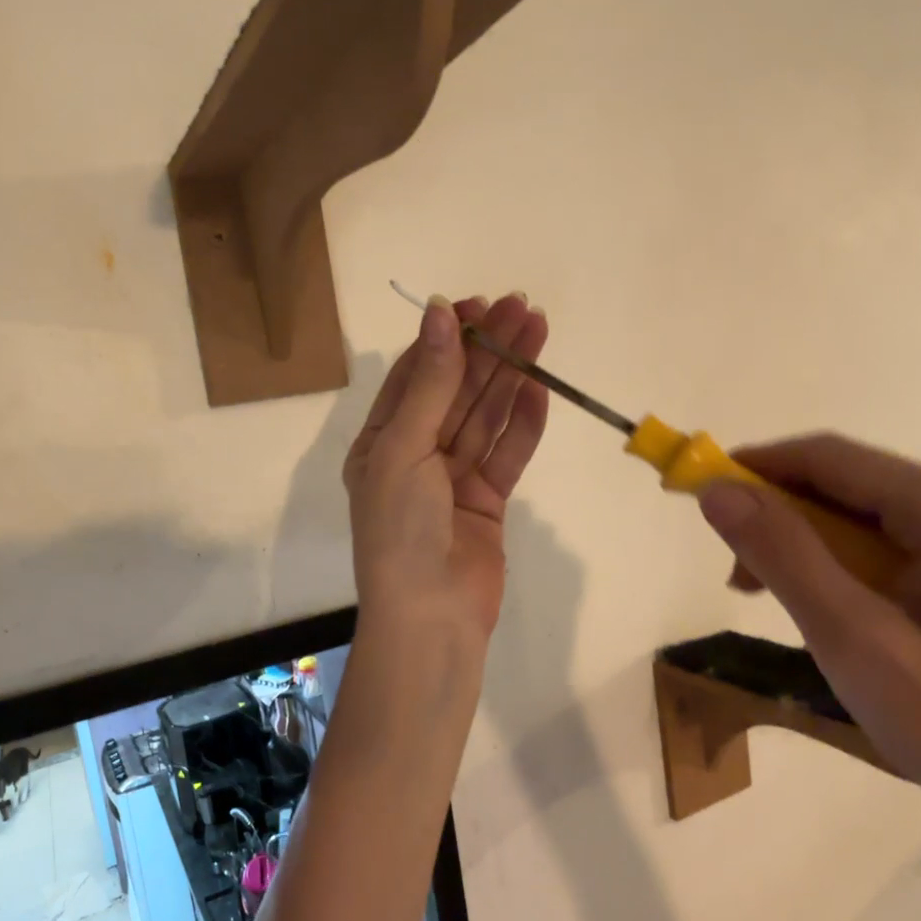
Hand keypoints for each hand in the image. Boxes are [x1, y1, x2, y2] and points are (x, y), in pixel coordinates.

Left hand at [344, 293, 548, 645]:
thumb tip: (440, 311)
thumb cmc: (400, 529)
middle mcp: (415, 455)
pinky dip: (524, 423)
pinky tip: (540, 388)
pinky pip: (507, 453)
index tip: (477, 304)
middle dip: (487, 350)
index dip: (446, 339)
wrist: (430, 616)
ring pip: (485, 416)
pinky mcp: (488, 501)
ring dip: (511, 376)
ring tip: (539, 331)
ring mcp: (452, 479)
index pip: (416, 377)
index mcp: (380, 442)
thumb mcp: (404, 448)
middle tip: (522, 307)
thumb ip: (430, 383)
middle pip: (456, 391)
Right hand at [696, 434, 920, 846]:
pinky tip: (851, 611)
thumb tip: (717, 492)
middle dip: (790, 521)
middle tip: (740, 580)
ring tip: (788, 604)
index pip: (837, 460)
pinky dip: (869, 565)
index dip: (758, 468)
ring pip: (890, 516)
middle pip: (865, 487)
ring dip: (825, 547)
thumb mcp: (856, 644)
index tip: (699, 492)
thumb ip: (784, 557)